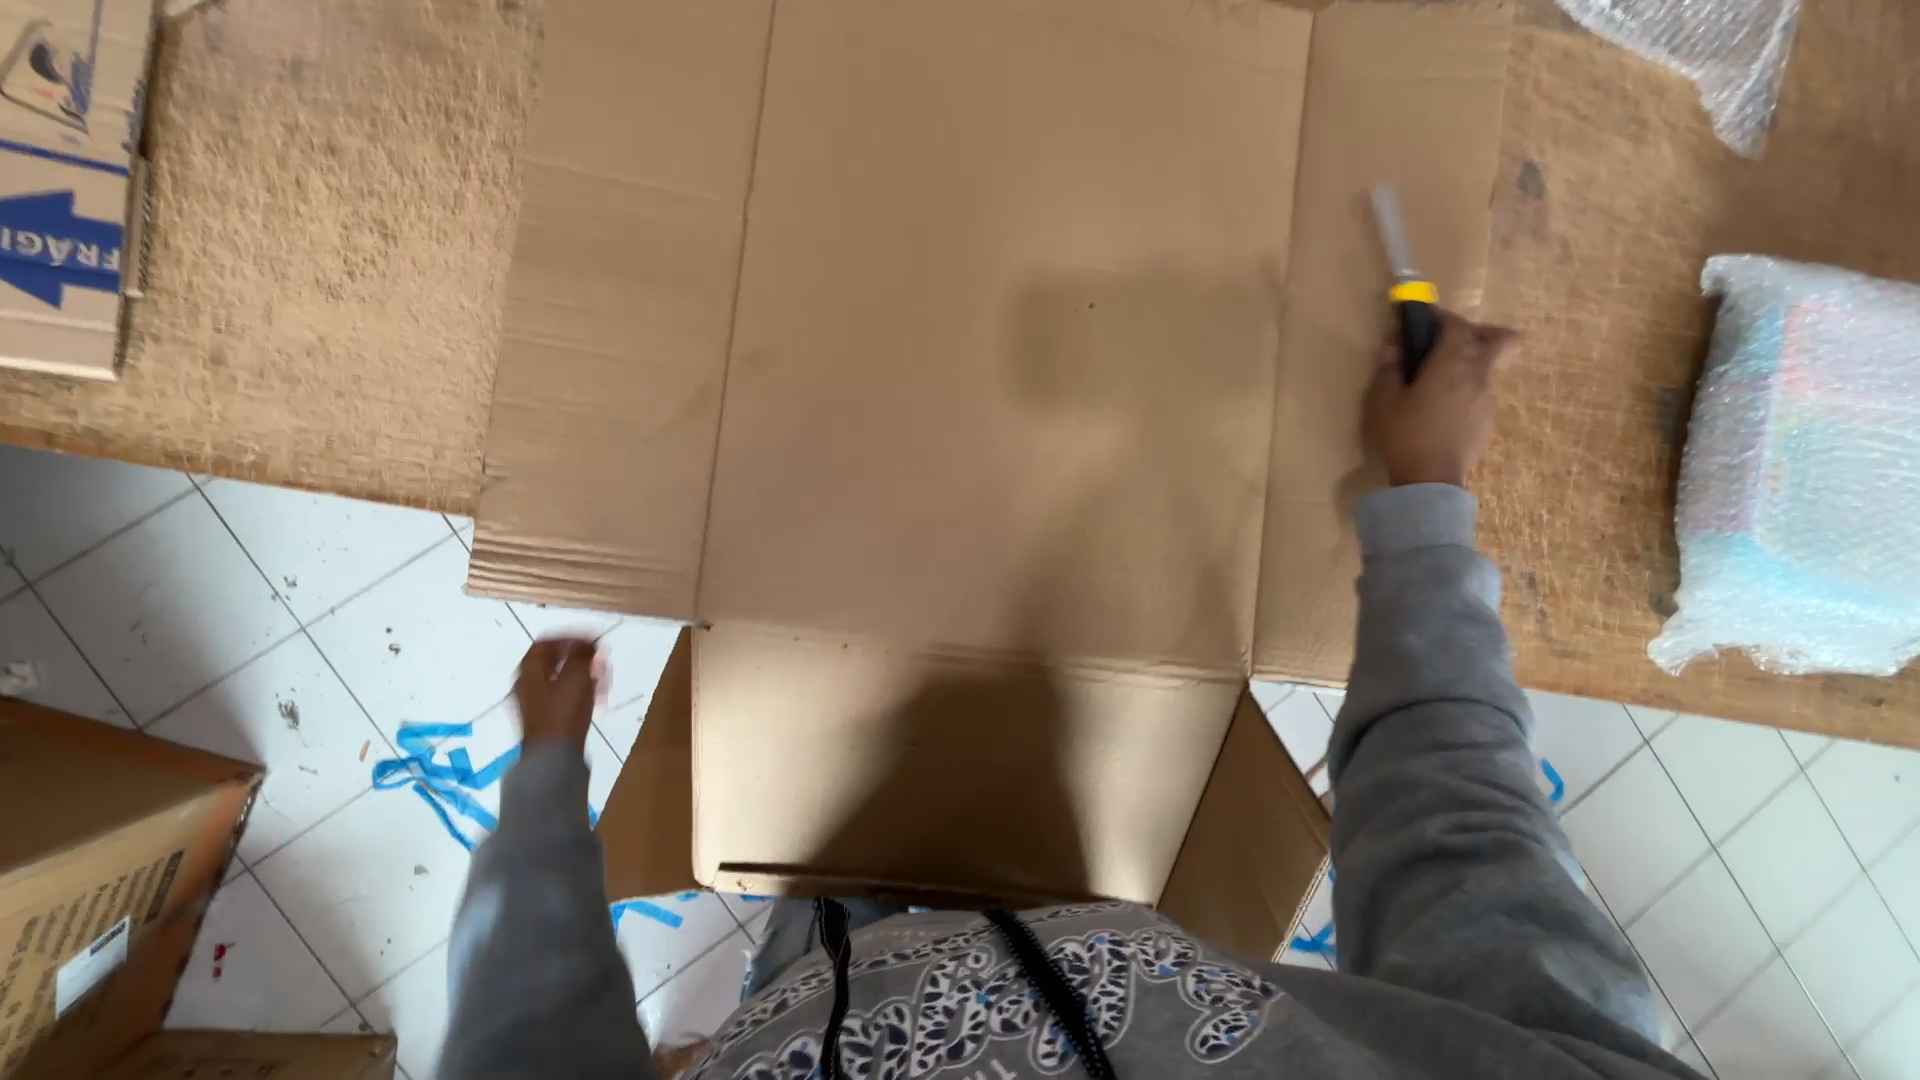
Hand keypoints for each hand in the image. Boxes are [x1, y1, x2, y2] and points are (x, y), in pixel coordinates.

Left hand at [512, 637, 603, 748]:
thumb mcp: (576, 678)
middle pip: (555, 659)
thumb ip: (581, 656)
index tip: (593, 640)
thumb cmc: (563, 713)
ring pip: (562, 676)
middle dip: (582, 657)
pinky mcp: (544, 714)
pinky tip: (596, 695)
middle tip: (602, 661)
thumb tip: (587, 643)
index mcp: (529, 670)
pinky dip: (580, 688)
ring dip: (585, 673)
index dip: (571, 637)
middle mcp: (526, 682)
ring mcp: (534, 700)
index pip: (546, 642)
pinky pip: (563, 692)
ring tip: (603, 679)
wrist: (552, 757)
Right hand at [1364, 310, 1517, 487]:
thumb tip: (1393, 344)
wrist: (1430, 480)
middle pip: (1502, 339)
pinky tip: (1438, 410)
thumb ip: (1389, 368)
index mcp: (1452, 365)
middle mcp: (1478, 376)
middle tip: (1448, 344)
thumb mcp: (1383, 401)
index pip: (1457, 325)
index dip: (1440, 316)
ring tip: (1433, 384)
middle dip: (1478, 332)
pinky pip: (1479, 393)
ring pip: (1488, 367)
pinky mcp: (1486, 420)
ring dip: (1466, 365)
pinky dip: (1463, 390)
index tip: (1421, 318)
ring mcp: (1486, 399)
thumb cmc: (1403, 435)